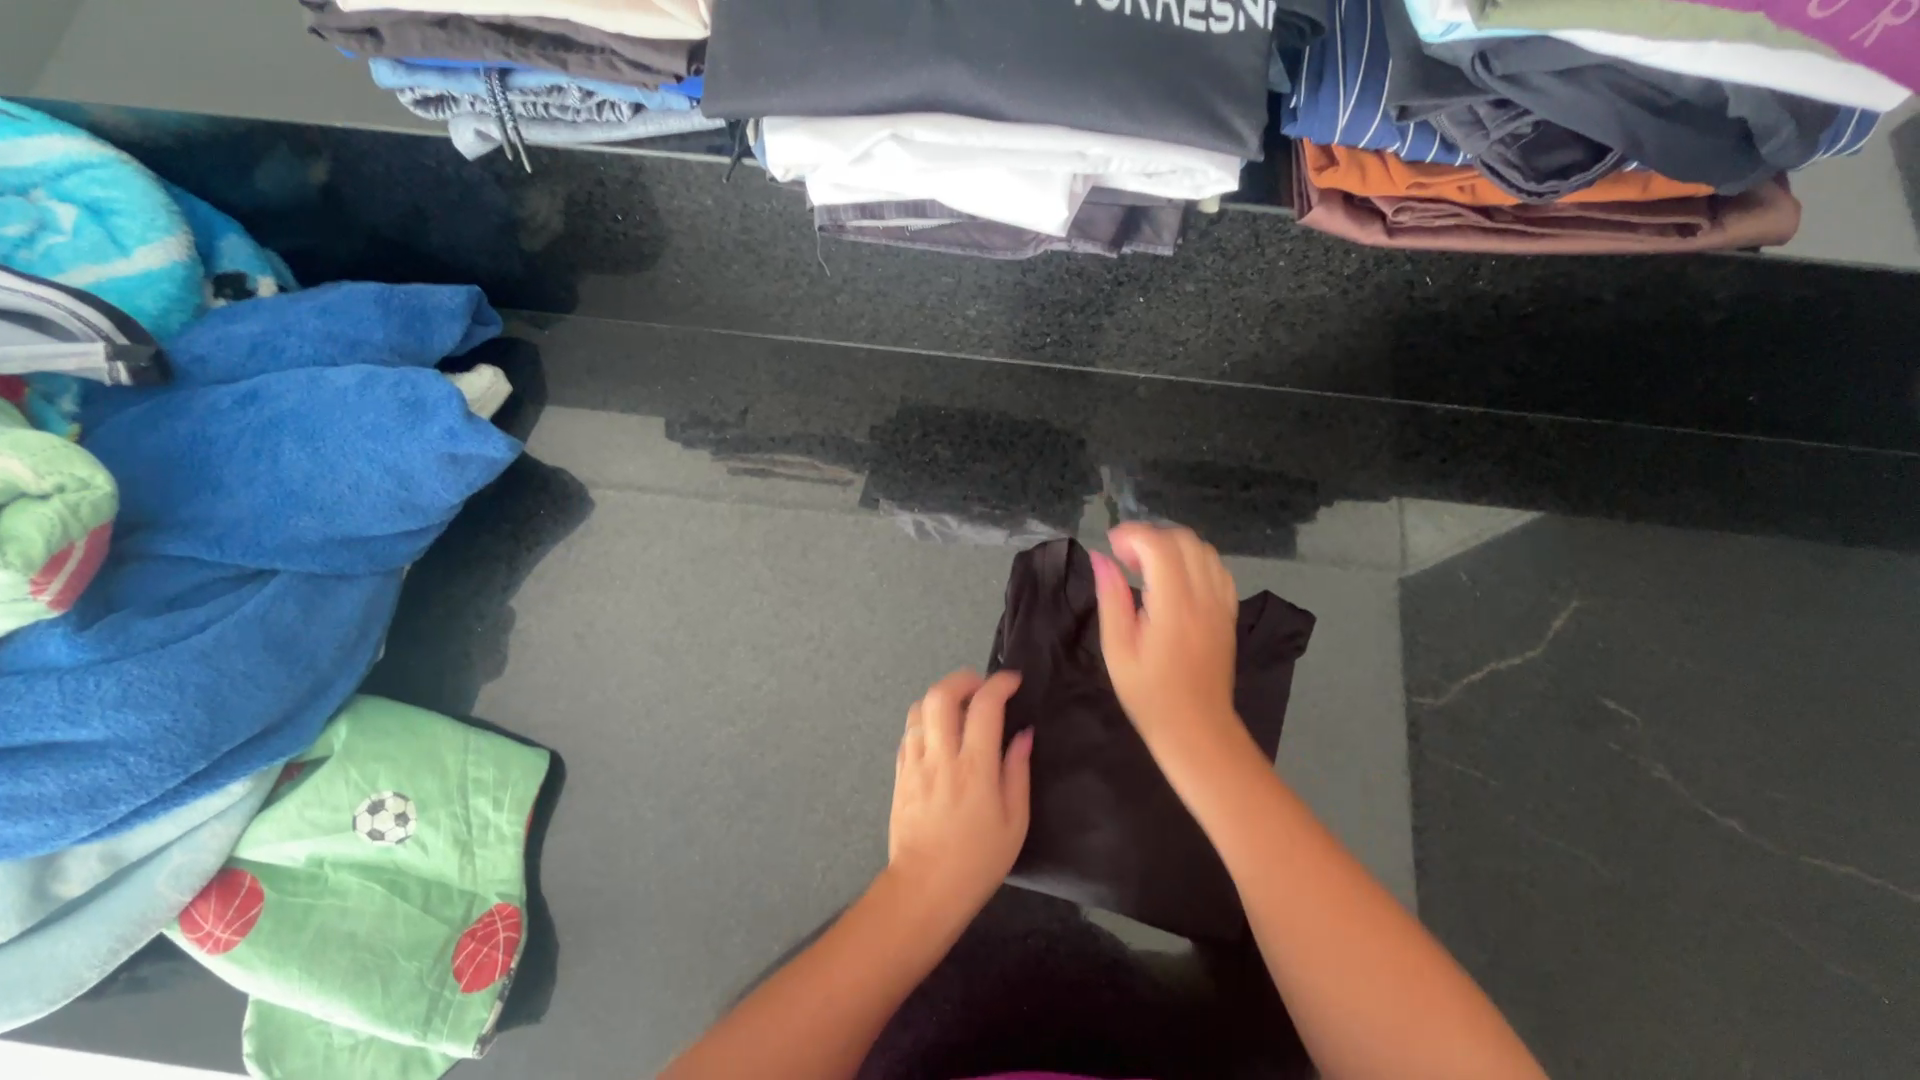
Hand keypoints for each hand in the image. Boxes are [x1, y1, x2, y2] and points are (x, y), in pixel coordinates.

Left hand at [886, 669, 1032, 926]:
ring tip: (959, 712)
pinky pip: (909, 733)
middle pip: (941, 694)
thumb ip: (1017, 772)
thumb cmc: (977, 860)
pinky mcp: (899, 774)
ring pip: (919, 709)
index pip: (984, 706)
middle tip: (981, 688)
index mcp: (975, 768)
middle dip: (963, 679)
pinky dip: (926, 723)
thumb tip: (1022, 735)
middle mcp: (940, 757)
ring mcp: (914, 764)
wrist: (924, 889)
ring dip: (941, 700)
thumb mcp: (1015, 822)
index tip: (1012, 682)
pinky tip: (940, 738)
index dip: (1000, 684)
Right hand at [1092, 524, 1243, 753]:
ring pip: (1204, 550)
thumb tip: (1101, 558)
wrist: (1196, 728)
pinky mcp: (1228, 613)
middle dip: (1151, 537)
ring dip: (1173, 547)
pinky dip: (1194, 561)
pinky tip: (1174, 580)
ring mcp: (1221, 605)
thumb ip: (1111, 599)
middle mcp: (1203, 598)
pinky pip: (1217, 569)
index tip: (1111, 547)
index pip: (1160, 546)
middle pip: (1185, 540)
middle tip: (1125, 558)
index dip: (1133, 535)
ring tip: (1147, 567)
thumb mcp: (1117, 650)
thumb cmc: (1148, 695)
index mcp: (1174, 607)